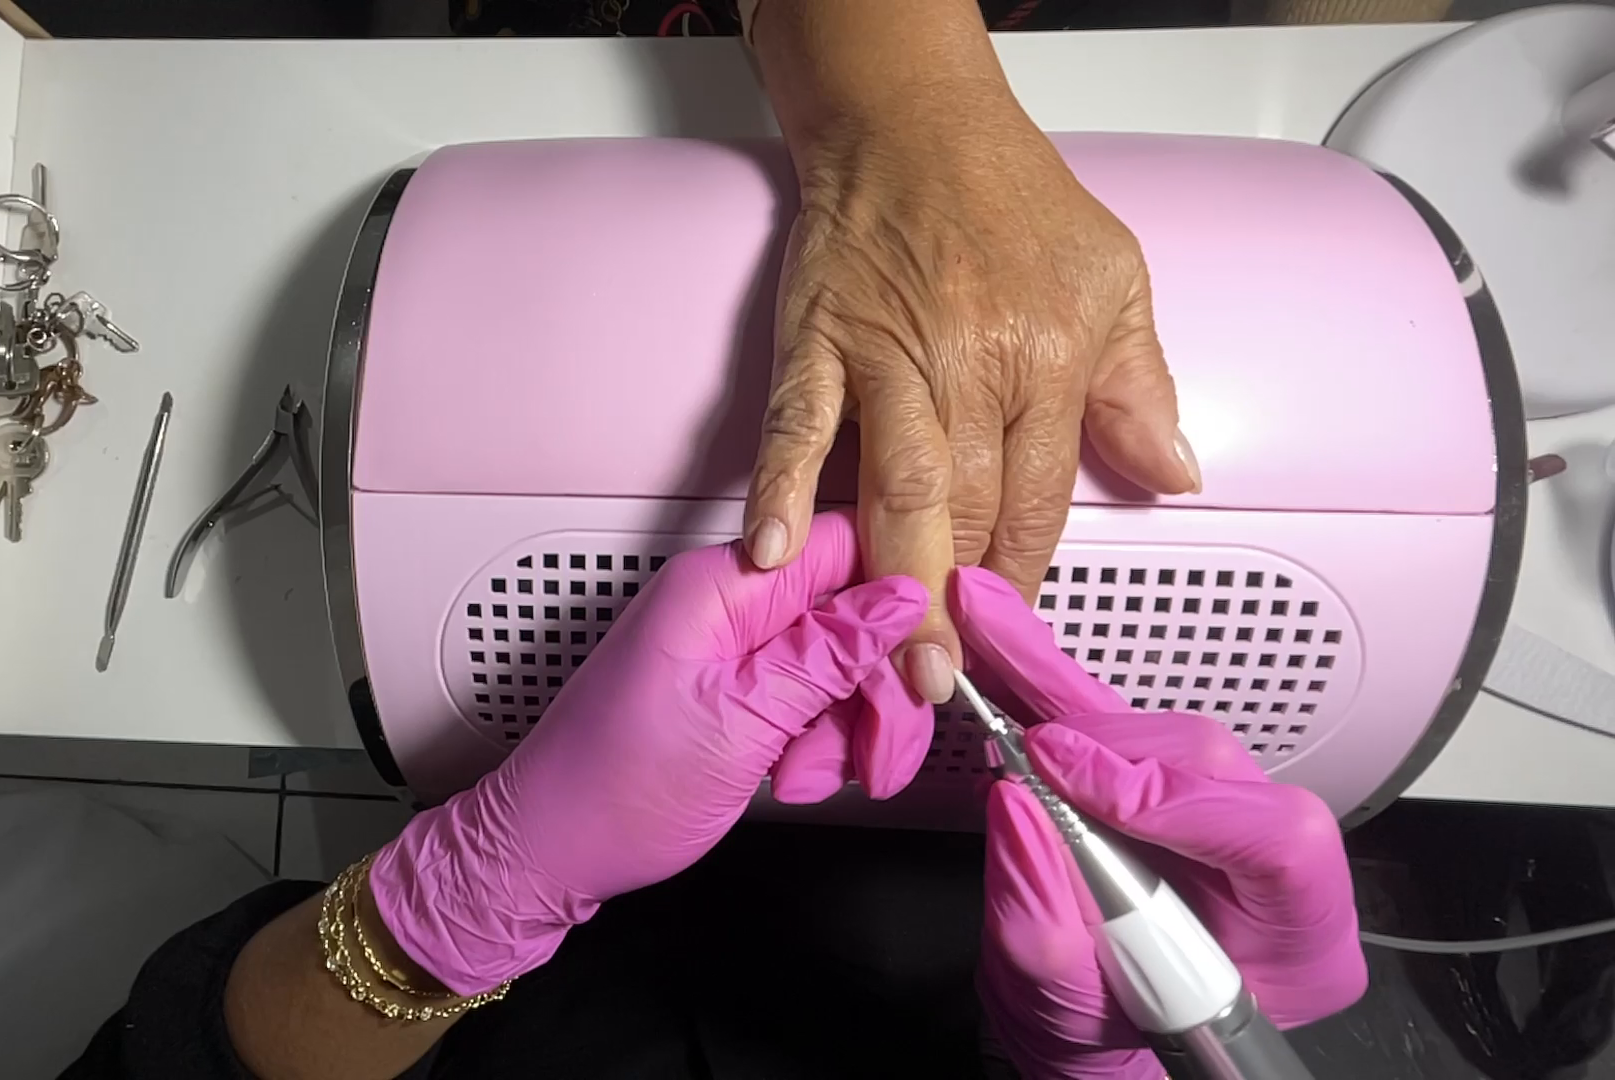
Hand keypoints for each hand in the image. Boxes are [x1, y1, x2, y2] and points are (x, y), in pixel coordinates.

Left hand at [370, 512, 926, 993]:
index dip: (898, 598)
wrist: (554, 846)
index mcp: (719, 586)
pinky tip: (791, 775)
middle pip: (850, 615)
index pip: (841, 545)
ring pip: (837, 663)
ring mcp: (732, 646)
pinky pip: (807, 695)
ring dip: (845, 727)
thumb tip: (900, 599)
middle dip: (875, 689)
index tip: (923, 666)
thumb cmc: (614, 787)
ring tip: (808, 776)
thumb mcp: (739, 720)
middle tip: (879, 756)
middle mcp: (726, 603)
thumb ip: (826, 653)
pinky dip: (817, 741)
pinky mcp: (734, 684)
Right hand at [746, 3, 1199, 709]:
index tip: (1001, 637)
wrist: (911, 129)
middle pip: (972, 510)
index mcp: (1051, 358)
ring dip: (896, 574)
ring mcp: (887, 357)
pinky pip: (799, 426)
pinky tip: (771, 550)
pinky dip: (782, 487)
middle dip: (957, 606)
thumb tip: (1174, 476)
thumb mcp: (1113, 280)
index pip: (1040, 499)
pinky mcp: (816, 343)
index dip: (1022, 578)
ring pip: (898, 485)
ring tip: (887, 656)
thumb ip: (1140, 388)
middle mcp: (974, 366)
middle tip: (940, 686)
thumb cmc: (1008, 202)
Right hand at [951, 568, 1365, 1078]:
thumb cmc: (1090, 1037)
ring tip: (1001, 687)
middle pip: (1211, 761)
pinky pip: (1110, 725)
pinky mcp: (1149, 784)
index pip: (1270, 836)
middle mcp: (1262, 863)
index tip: (1059, 771)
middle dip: (1105, 743)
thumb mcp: (1054, 1006)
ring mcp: (1208, 814)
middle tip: (1017, 741)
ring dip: (1071, 706)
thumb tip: (1015, 801)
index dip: (1163, 792)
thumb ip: (1039, 916)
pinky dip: (1049, 694)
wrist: (1082, 1032)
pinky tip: (1003, 649)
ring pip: (1159, 728)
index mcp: (1291, 940)